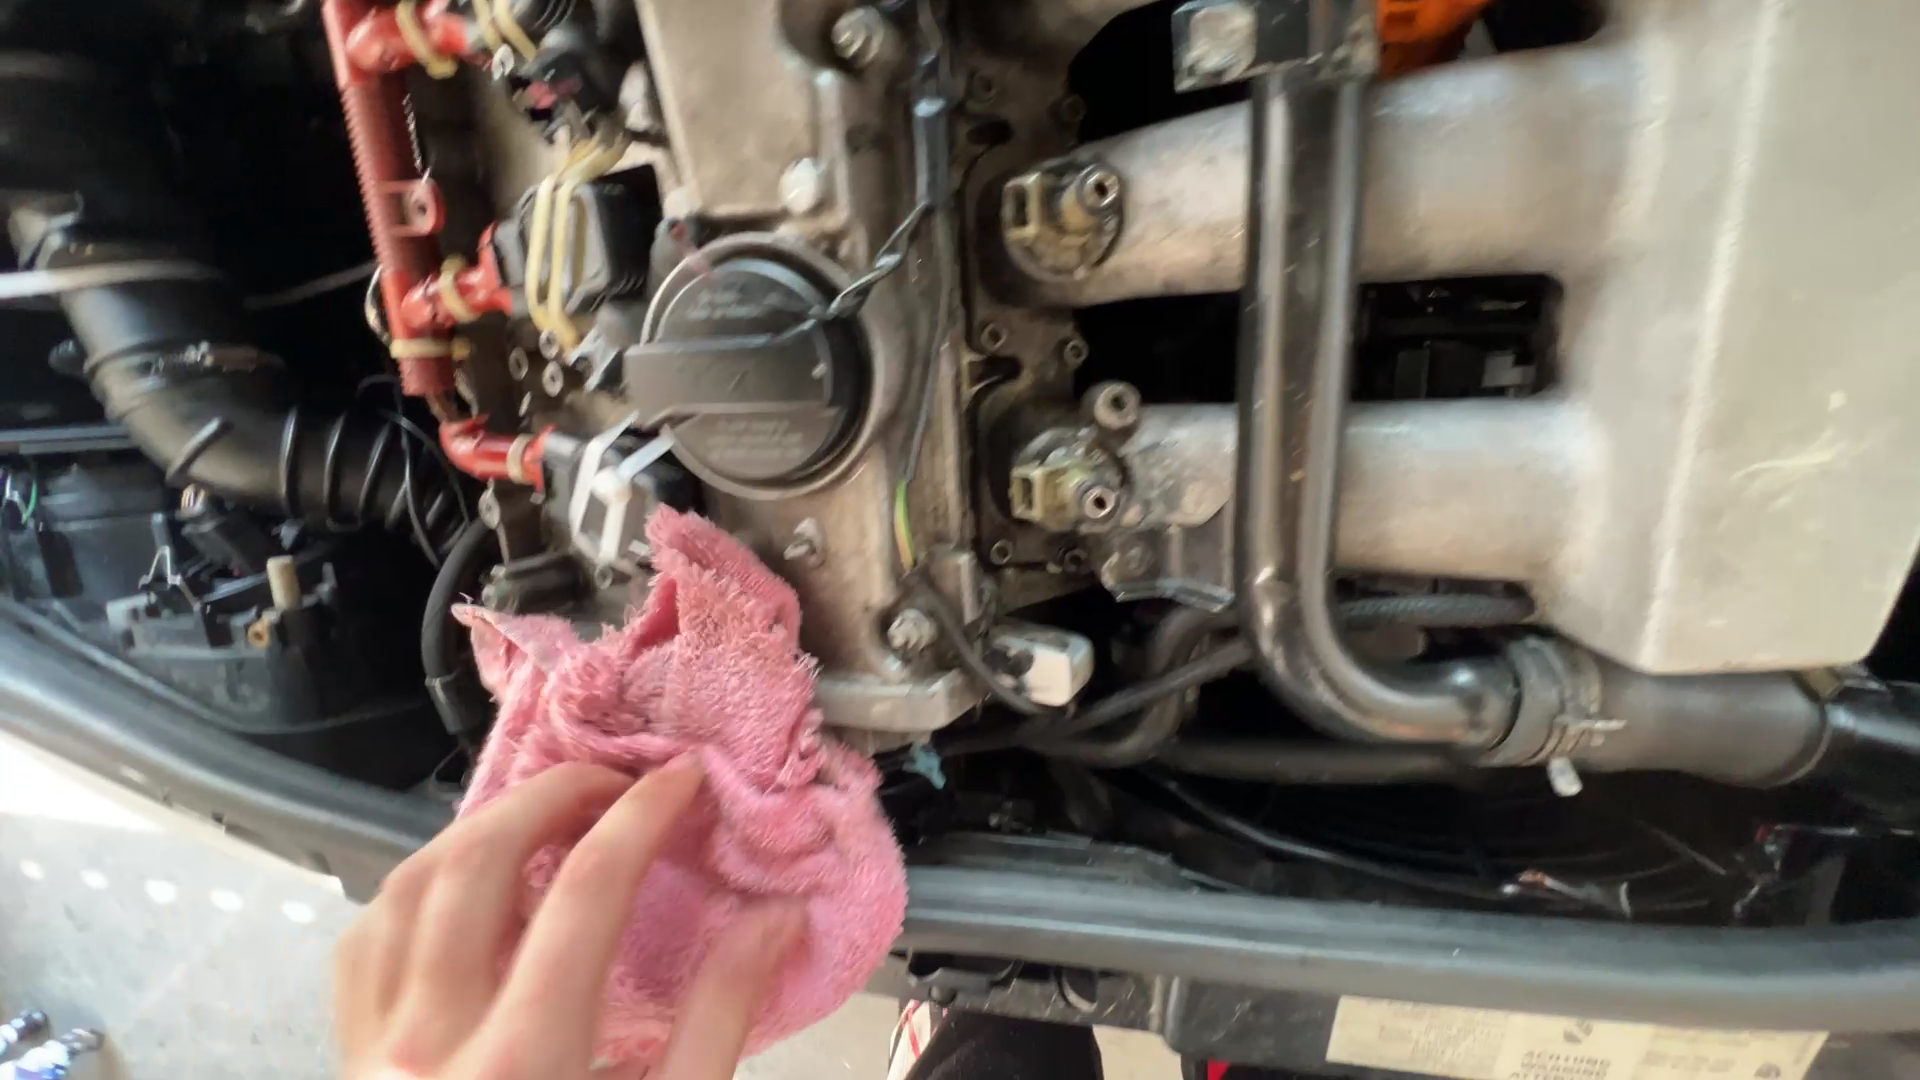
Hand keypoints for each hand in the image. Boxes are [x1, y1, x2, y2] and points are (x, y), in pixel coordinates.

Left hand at [334, 758, 802, 1079]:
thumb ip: (725, 1014)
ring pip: (404, 890)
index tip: (684, 776)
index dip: (644, 812)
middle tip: (617, 781)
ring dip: (482, 827)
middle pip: (476, 863)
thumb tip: (779, 913)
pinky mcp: (344, 1073)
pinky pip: (366, 942)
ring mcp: (367, 1060)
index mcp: (525, 1061)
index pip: (587, 886)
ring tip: (551, 815)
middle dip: (555, 794)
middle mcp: (428, 1046)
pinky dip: (424, 884)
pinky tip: (473, 885)